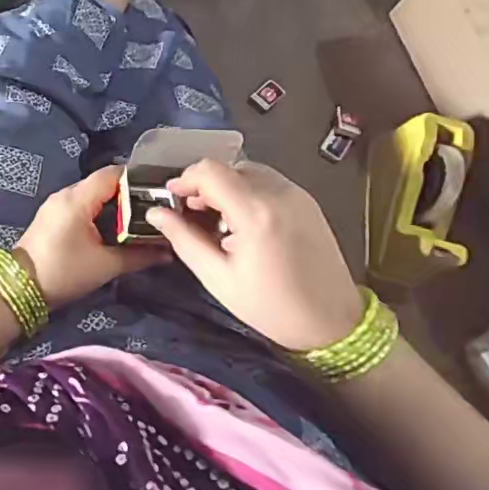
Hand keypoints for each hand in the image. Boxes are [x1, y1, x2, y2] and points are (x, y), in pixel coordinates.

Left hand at [16, 166, 170, 306]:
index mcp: (77, 199)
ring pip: (91, 194)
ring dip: (113, 203)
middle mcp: (65, 194)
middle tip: (153, 209)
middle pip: (103, 183)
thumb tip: (168, 253)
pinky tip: (113, 227)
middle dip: (128, 193)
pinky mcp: (51, 216)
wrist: (19, 289)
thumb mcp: (105, 266)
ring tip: (137, 218)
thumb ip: (139, 256)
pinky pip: (80, 205)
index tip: (158, 193)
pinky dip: (98, 211)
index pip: (112, 174)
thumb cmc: (64, 273)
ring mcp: (55, 205)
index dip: (137, 180)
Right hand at [147, 160, 363, 350]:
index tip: (171, 198)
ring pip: (249, 171)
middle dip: (204, 185)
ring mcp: (297, 195)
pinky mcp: (307, 202)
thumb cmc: (271, 307)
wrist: (332, 322)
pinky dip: (247, 192)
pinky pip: (268, 182)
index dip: (185, 179)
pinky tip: (242, 223)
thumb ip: (184, 239)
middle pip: (229, 167)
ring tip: (216, 220)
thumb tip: (156, 213)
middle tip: (191, 214)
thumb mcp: (218, 277)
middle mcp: (279, 193)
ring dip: (226, 186)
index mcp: (255, 212)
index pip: (210, 171)